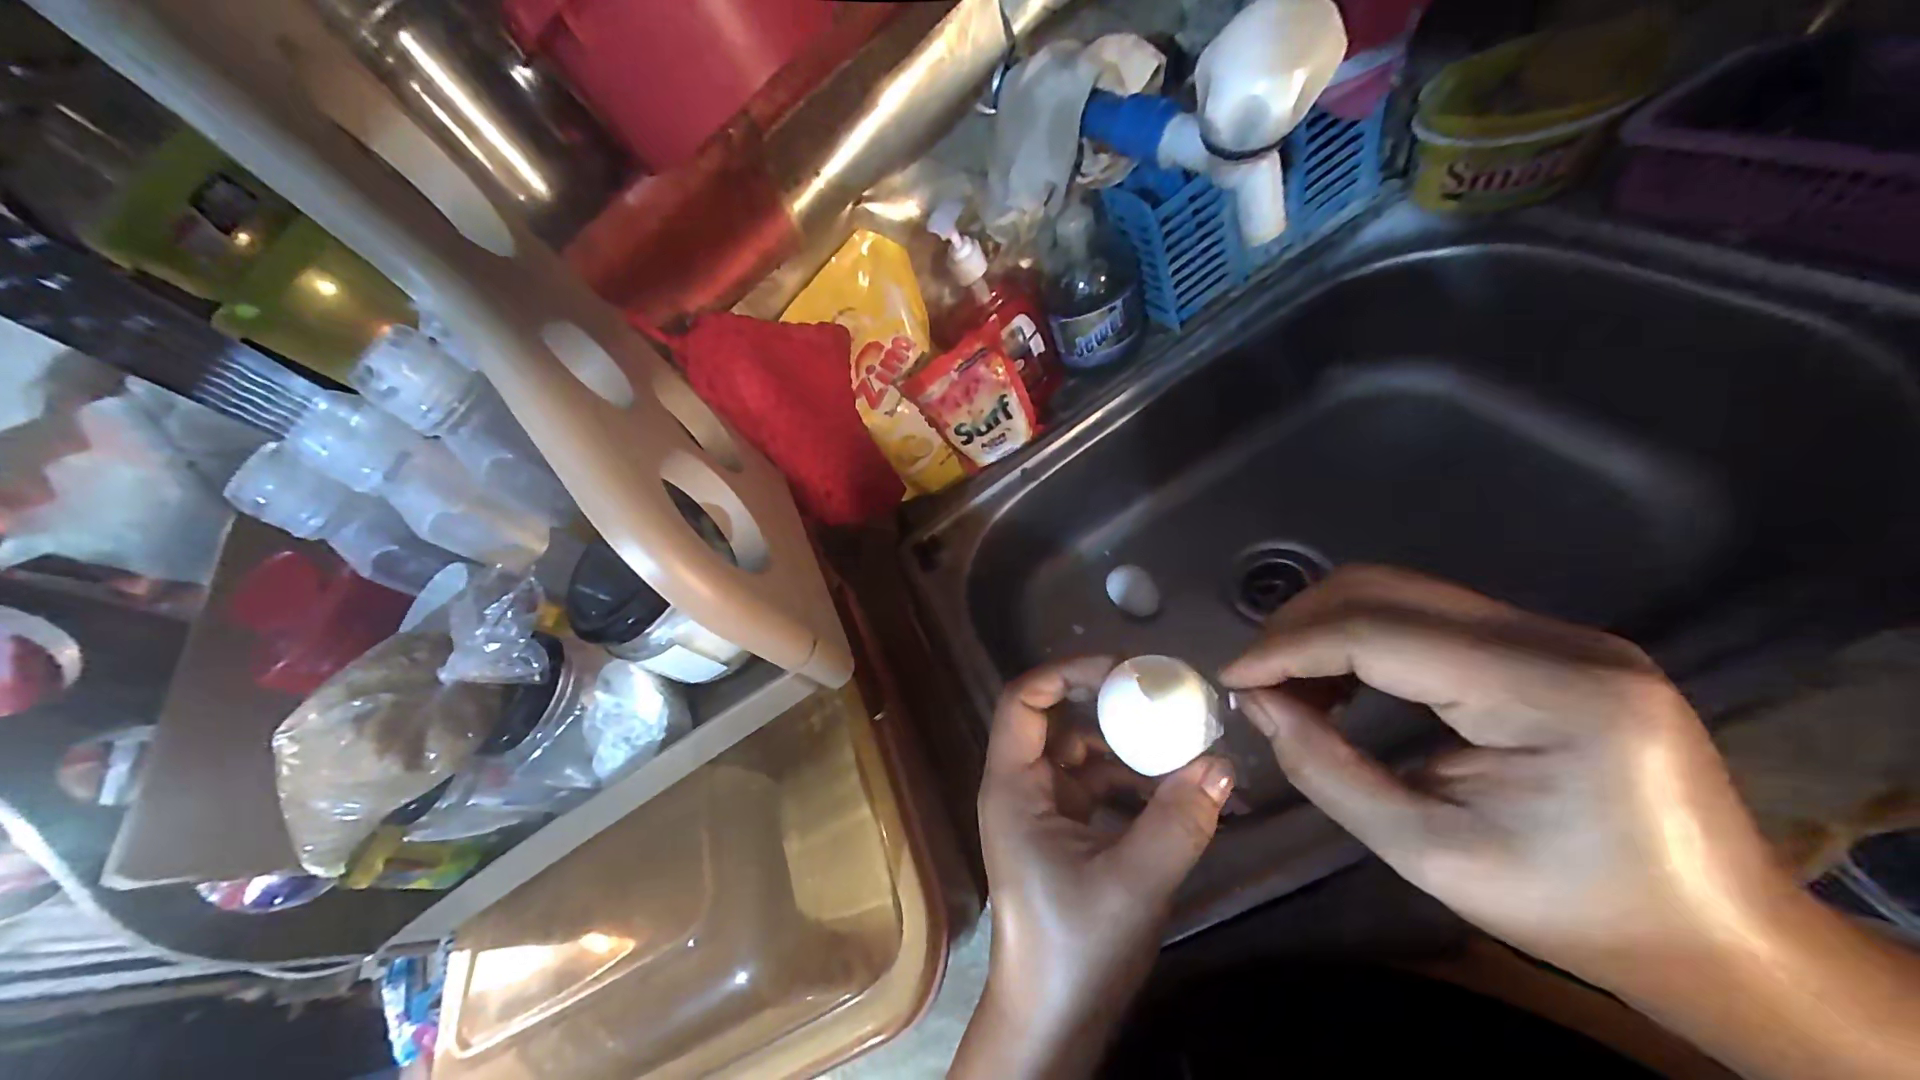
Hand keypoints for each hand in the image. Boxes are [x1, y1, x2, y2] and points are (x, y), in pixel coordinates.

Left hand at [951, 656, 1232, 1079]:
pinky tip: (1177, 792)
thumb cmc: (1075, 947)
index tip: (1124, 671)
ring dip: (1129, 746)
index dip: (1067, 672)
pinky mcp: (1066, 833)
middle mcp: (1022, 787)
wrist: (1052, 1019)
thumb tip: (1223, 764)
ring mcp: (1044, 810)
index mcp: (1013, 784)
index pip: (1024, 699)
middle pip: (1060, 721)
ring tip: (1184, 744)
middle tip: (1166, 699)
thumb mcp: (1133, 880)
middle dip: (1110, 706)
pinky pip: (1099, 787)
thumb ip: (1179, 819)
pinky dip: (1134, 782)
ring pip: (1083, 753)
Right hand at [1218, 565, 1791, 981]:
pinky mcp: (1546, 643)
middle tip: (1254, 680)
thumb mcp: (1429, 855)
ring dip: (1325, 629)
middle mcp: (1560, 639)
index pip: (1380, 633)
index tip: (1229, 678)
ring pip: (1400, 591)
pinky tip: (1341, 683)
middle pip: (1386, 590)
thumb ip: (1327, 770)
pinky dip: (1362, 639)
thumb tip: (1255, 703)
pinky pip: (1426, 615)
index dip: (1289, 648)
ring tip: (1288, 686)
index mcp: (1552, 693)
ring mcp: (1558, 633)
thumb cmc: (1575, 909)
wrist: (1714, 932)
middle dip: (1299, 628)